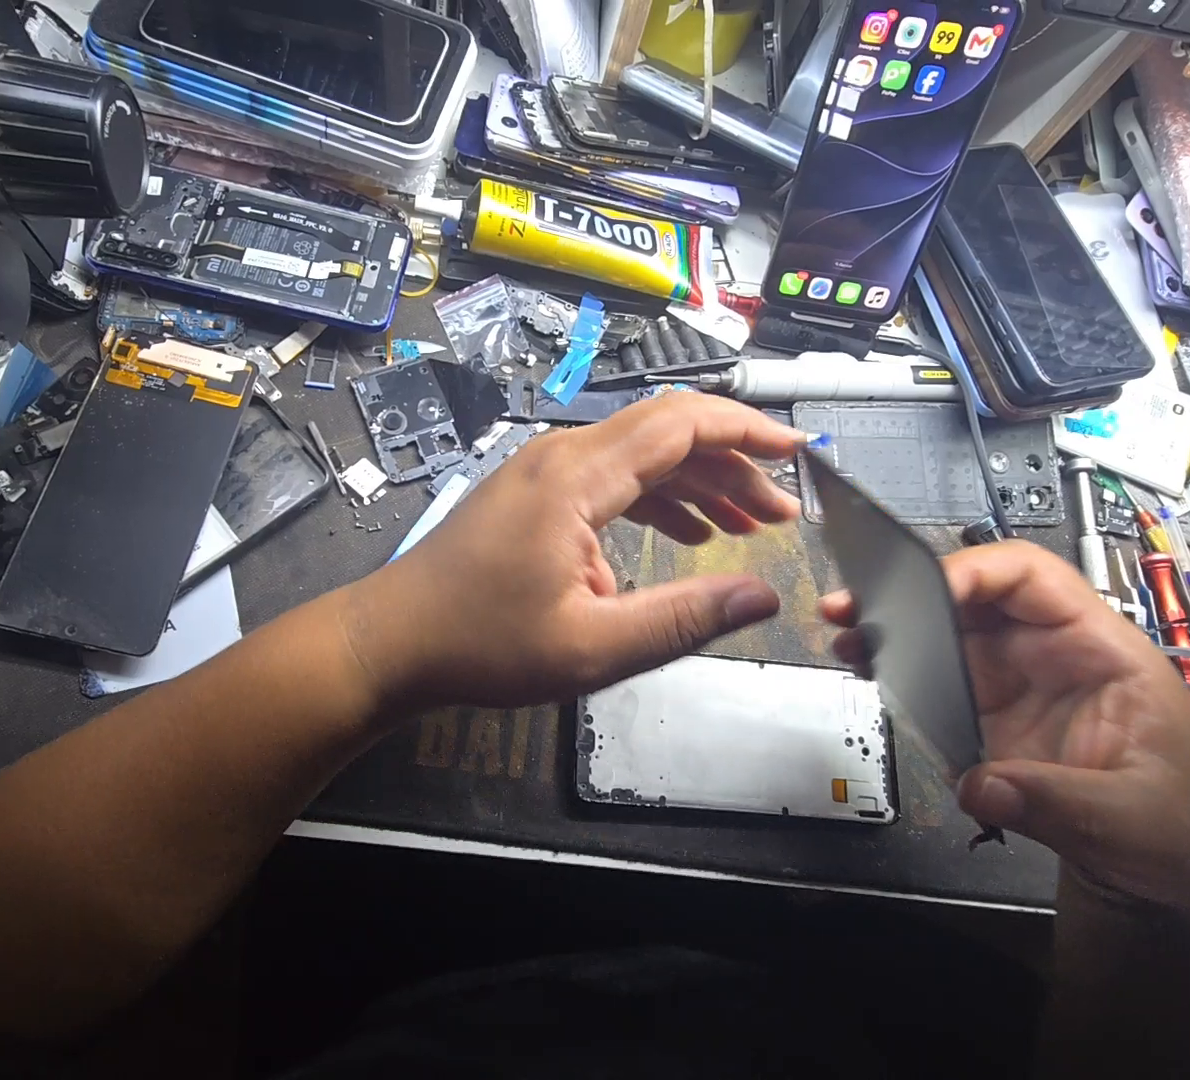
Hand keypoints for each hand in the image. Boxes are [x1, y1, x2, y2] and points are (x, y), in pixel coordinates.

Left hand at [338, 393, 807, 712]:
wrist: (393, 639)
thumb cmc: (481, 644)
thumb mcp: (592, 647)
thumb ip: (683, 619)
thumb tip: (762, 597)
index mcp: (577, 477)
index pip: (680, 423)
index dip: (747, 432)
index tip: (796, 454)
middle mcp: (561, 456)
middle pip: (665, 434)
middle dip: (731, 465)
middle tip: (779, 512)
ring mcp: (543, 471)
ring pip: (639, 456)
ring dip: (696, 483)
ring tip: (745, 524)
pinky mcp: (533, 493)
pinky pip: (610, 479)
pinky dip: (655, 498)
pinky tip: (684, 533)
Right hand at [822, 541, 1189, 911]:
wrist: (1171, 880)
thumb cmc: (1183, 836)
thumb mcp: (1136, 822)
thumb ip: (1058, 804)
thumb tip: (977, 787)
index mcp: (1098, 651)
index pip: (1031, 578)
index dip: (974, 571)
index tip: (921, 593)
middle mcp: (1046, 654)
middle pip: (971, 597)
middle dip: (909, 592)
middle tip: (852, 608)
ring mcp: (1011, 684)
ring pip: (943, 632)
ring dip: (891, 628)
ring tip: (846, 638)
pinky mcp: (984, 715)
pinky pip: (932, 675)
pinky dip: (894, 668)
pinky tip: (867, 672)